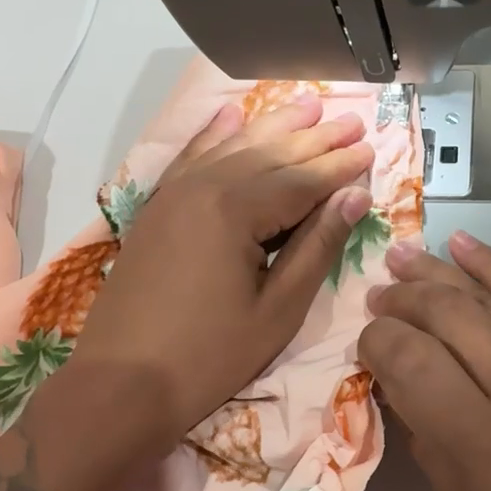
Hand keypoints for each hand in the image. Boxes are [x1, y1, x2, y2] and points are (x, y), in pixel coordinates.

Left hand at [78, 94, 374, 438]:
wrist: (119, 386)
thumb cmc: (209, 356)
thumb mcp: (279, 308)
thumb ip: (318, 245)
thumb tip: (356, 196)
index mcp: (236, 210)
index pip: (302, 179)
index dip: (340, 165)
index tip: (372, 147)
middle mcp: (203, 187)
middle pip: (271, 154)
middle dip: (315, 138)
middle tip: (353, 119)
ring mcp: (173, 193)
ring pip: (234, 148)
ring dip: (274, 127)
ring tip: (308, 104)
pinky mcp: (156, 208)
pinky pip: (191, 158)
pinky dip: (215, 136)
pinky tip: (232, 116)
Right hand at [359, 232, 490, 490]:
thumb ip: (423, 432)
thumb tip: (394, 375)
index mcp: (481, 439)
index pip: (412, 361)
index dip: (378, 341)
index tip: (366, 341)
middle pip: (447, 315)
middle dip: (402, 300)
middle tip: (377, 296)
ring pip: (485, 297)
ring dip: (437, 272)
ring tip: (401, 256)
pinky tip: (461, 244)